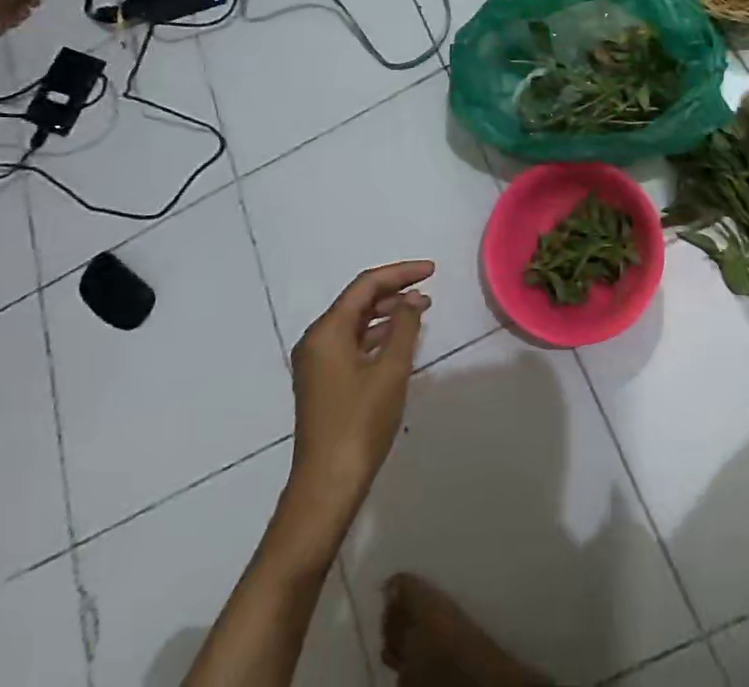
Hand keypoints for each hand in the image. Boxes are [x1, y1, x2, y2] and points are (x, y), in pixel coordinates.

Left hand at [287, 261, 433, 508]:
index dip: (400, 273)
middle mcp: (316, 341)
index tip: (432, 270)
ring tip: (421, 308)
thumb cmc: (362, 420)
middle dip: (393, 289)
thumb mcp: (391, 369)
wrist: (330, 478)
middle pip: (357, 301)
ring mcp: (318, 363)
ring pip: (355, 322)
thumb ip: (405, 327)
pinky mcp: (326, 380)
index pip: (364, 287)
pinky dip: (378, 333)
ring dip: (387, 311)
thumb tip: (414, 298)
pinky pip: (353, 342)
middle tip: (429, 286)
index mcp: (326, 333)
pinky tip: (401, 337)